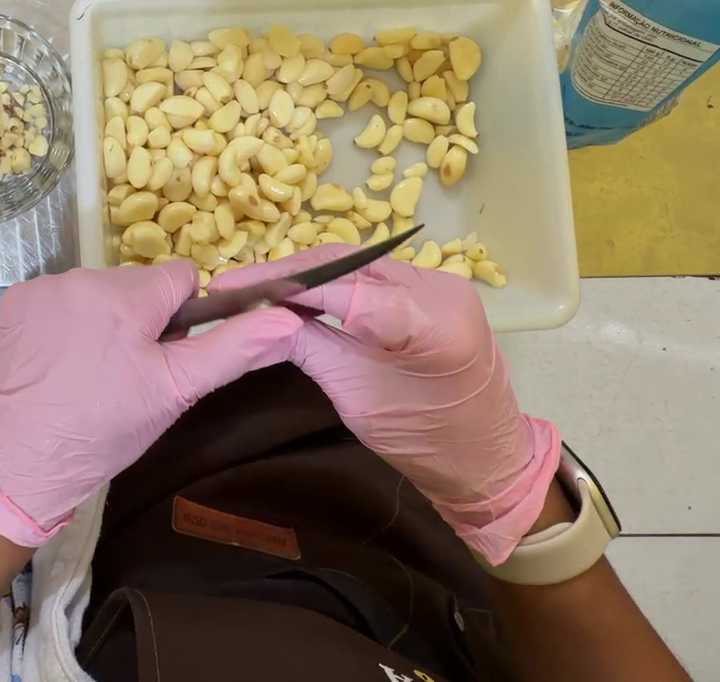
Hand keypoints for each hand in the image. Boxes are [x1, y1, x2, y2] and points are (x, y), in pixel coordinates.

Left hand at [0, 262, 303, 546]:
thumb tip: (285, 317)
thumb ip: (232, 348)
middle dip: (142, 315)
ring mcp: (45, 286)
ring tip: (92, 364)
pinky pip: (60, 295)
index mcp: (129, 296)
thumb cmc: (109, 427)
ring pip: (100, 288)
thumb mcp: (177, 391)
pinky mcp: (18, 298)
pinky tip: (60, 356)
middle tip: (128, 366)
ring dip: (104, 314)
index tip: (164, 352)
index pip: (180, 276)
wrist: (29, 460)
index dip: (182, 314)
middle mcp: (85, 277)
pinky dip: (66, 317)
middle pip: (138, 283)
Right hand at [208, 245, 560, 563]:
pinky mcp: (429, 286)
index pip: (341, 288)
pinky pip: (366, 272)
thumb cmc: (424, 443)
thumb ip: (307, 346)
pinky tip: (294, 291)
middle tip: (234, 285)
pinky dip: (326, 280)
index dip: (285, 285)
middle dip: (286, 272)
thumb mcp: (354, 397)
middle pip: (345, 262)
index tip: (233, 290)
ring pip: (352, 261)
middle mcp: (438, 287)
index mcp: (431, 323)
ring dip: (302, 273)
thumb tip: (256, 316)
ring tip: (255, 286)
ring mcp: (437, 281)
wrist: (485, 459)